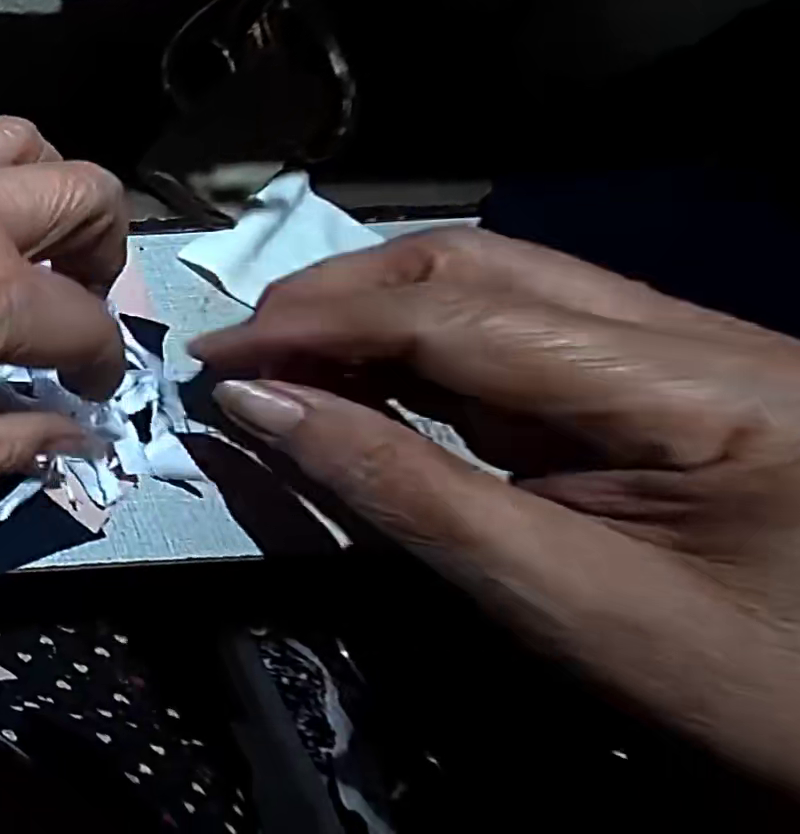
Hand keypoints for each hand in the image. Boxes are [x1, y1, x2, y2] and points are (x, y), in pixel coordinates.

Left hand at [0, 116, 127, 502]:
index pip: (86, 320)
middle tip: (80, 304)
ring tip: (31, 249)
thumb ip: (4, 440)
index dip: (104, 362)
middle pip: (85, 192)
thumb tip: (76, 437)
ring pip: (21, 141)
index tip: (91, 391)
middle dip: (107, 250)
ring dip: (49, 191)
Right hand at [190, 227, 799, 793]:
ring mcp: (665, 352)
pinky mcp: (635, 382)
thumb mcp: (552, 594)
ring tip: (282, 358)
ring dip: (355, 312)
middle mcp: (690, 336)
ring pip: (471, 284)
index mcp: (704, 387)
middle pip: (463, 264)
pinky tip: (347, 377)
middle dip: (331, 296)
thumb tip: (250, 400)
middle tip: (248, 349)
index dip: (311, 325)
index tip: (214, 354)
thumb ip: (389, 481)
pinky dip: (392, 346)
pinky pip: (485, 332)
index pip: (449, 314)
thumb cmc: (755, 697)